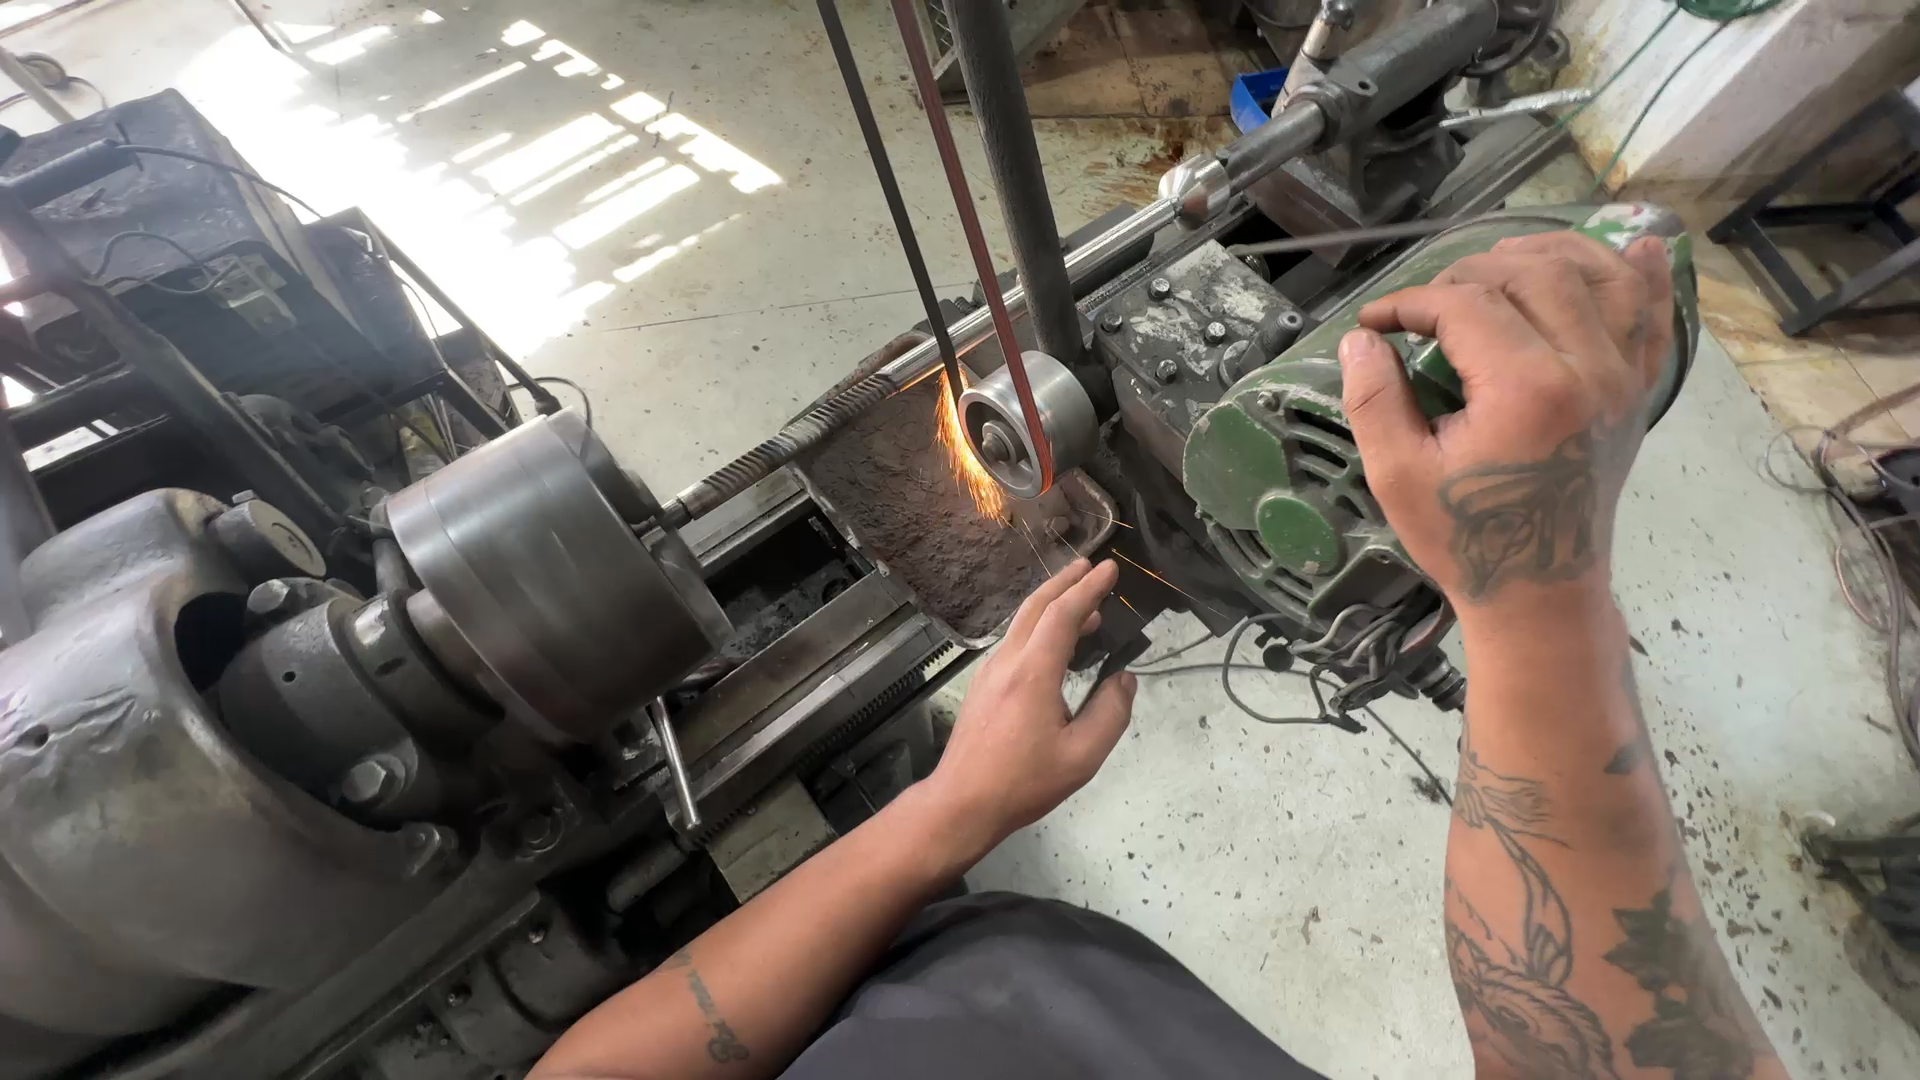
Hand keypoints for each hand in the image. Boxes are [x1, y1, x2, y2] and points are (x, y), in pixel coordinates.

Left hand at [920, 558, 1136, 856]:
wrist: (962, 801)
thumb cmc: (1023, 782)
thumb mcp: (1081, 757)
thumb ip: (1110, 714)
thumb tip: (1124, 679)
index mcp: (1032, 673)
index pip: (1063, 614)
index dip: (1088, 588)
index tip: (1110, 569)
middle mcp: (1007, 661)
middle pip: (1036, 607)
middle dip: (1065, 582)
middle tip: (1092, 568)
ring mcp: (990, 671)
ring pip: (1022, 623)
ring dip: (1052, 605)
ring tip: (1085, 608)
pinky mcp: (984, 684)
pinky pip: (1015, 641)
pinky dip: (1039, 628)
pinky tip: (1057, 645)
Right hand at [1336, 231, 1673, 616]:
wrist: (1536, 585)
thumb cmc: (1458, 532)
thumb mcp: (1394, 472)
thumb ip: (1373, 399)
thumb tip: (1360, 339)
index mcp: (1523, 387)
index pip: (1466, 305)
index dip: (1410, 302)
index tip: (1372, 321)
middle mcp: (1586, 366)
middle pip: (1533, 275)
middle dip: (1465, 274)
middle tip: (1421, 304)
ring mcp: (1622, 375)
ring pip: (1598, 275)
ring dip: (1544, 254)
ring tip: (1495, 260)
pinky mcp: (1637, 390)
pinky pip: (1653, 313)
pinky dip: (1639, 274)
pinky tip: (1625, 249)